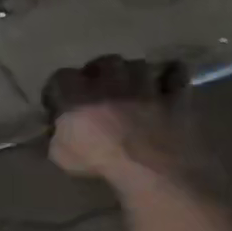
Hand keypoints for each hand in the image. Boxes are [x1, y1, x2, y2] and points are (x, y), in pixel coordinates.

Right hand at [43, 55, 192, 185]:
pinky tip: (166, 82)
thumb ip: (55, 136)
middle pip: (104, 62)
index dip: (58, 87)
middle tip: (97, 87)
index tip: (58, 102)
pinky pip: (176, 75)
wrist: (150, 169)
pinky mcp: (175, 97)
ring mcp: (145, 87)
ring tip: (130, 86)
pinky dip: (171, 75)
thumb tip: (54, 129)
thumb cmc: (100, 162)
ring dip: (132, 73)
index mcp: (78, 96)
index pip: (61, 76)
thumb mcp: (61, 155)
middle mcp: (111, 83)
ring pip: (138, 65)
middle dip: (99, 71)